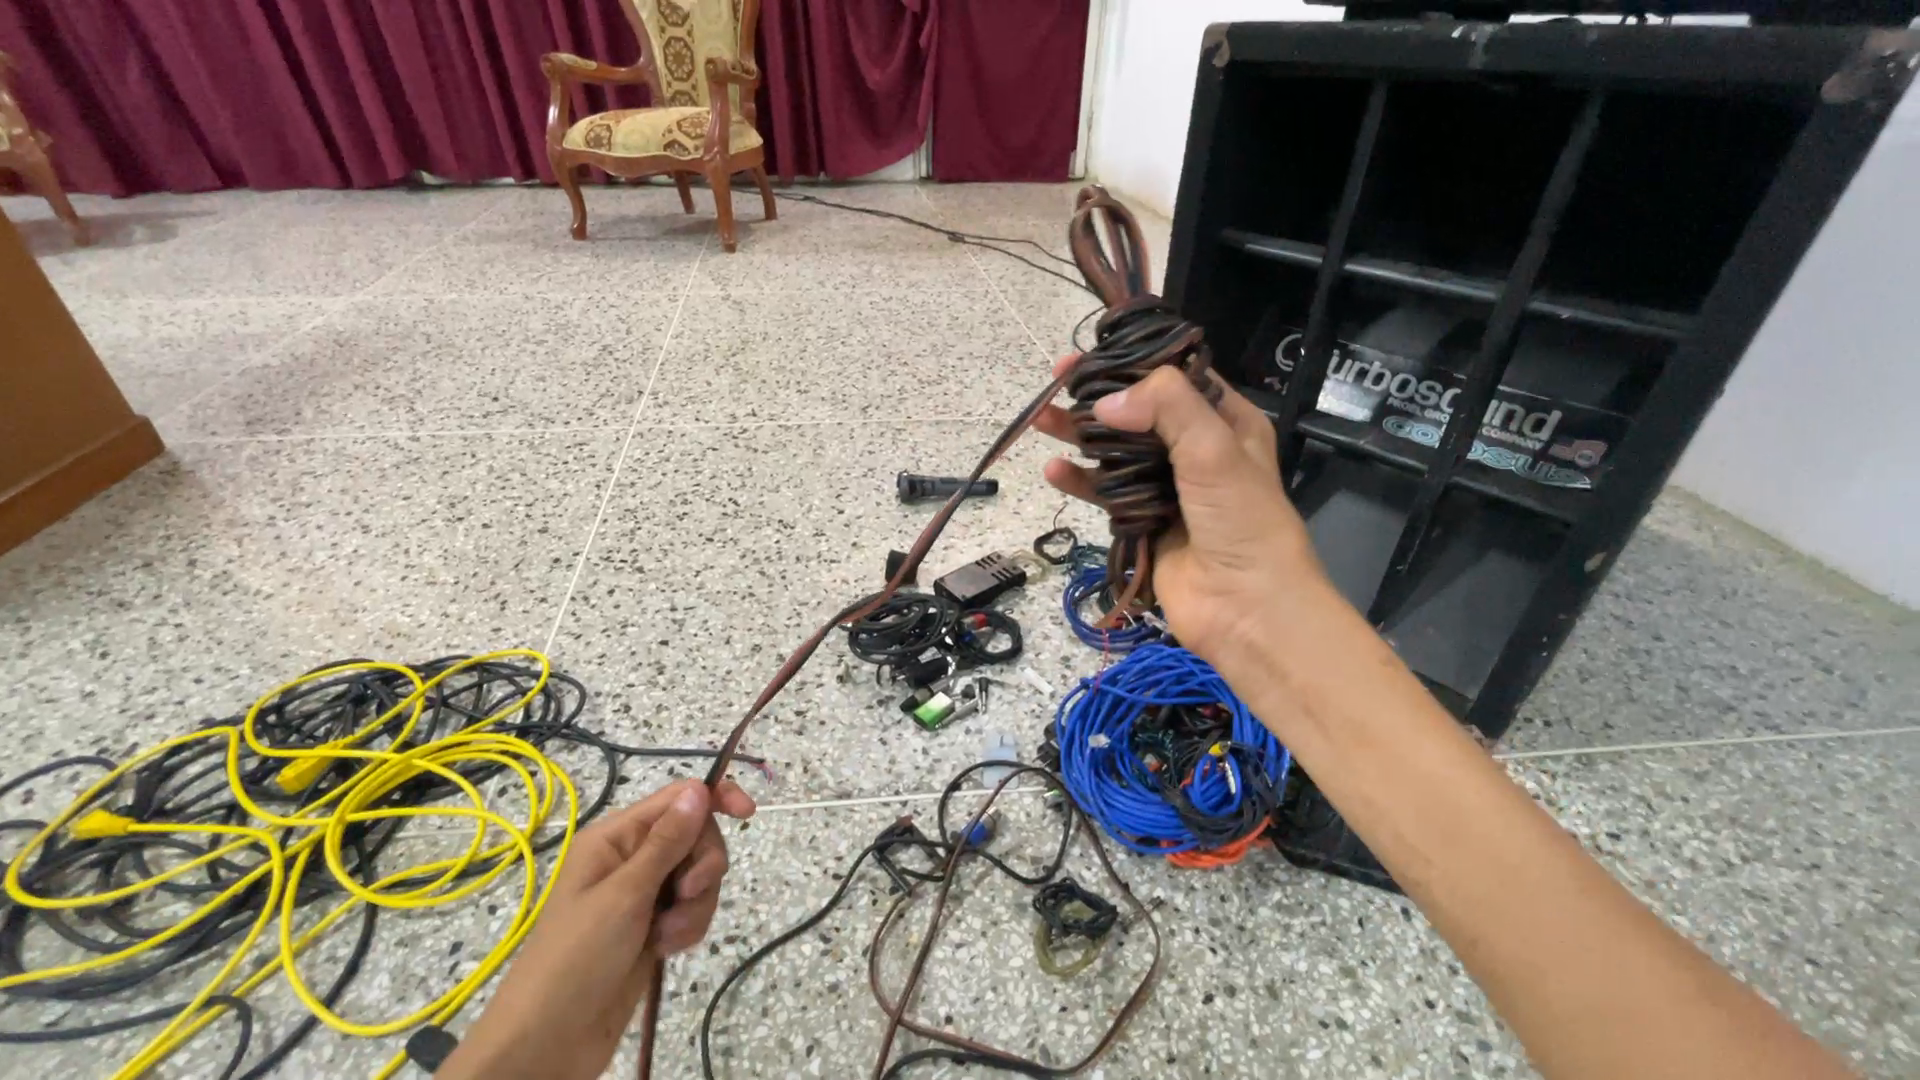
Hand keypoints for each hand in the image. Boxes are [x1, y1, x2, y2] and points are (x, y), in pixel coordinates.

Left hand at [441, 779, 756, 1079]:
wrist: (552, 1038)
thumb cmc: (579, 955)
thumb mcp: (626, 893)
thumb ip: (668, 841)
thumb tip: (699, 788)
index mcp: (617, 837)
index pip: (678, 798)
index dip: (715, 799)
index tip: (748, 813)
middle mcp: (632, 857)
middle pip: (696, 837)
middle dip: (702, 867)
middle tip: (687, 894)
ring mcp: (643, 893)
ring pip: (699, 877)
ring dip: (694, 907)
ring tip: (666, 937)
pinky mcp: (653, 924)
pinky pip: (692, 910)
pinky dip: (687, 928)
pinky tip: (665, 951)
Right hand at [1036, 357, 1336, 683]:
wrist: (1246, 607)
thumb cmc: (1241, 520)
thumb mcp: (1214, 447)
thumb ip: (1165, 406)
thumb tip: (1107, 403)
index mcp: (1226, 423)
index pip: (1175, 378)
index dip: (1133, 364)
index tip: (1092, 355)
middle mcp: (1195, 450)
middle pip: (1138, 412)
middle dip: (1098, 397)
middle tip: (1057, 379)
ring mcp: (1166, 488)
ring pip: (1115, 451)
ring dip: (1079, 436)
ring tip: (1040, 420)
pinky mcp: (1142, 522)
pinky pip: (1105, 494)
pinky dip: (1079, 481)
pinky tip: (1053, 471)